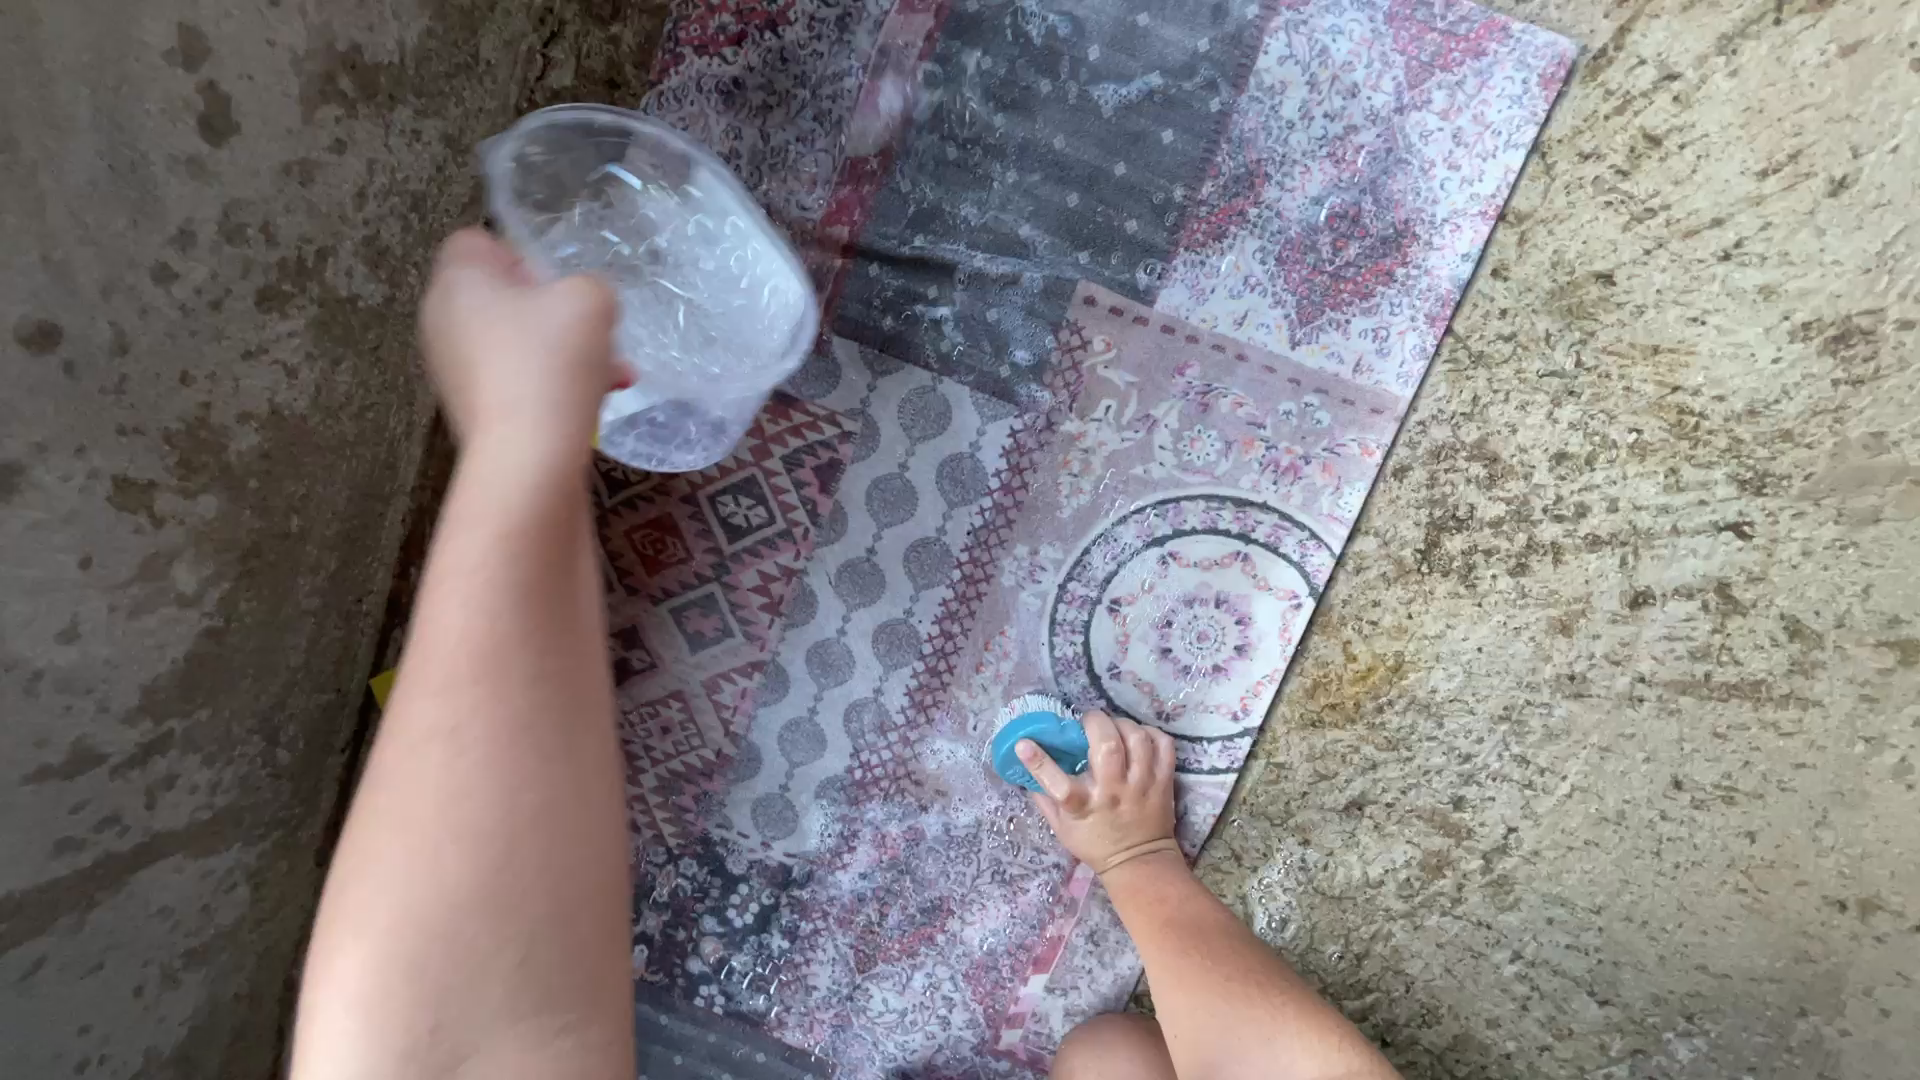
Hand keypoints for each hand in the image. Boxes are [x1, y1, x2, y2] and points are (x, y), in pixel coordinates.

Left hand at [418, 228, 630, 470]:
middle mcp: (443, 320)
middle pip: (506, 300)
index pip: (477, 243)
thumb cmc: (551, 363)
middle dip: (558, 314)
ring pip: (520, 345)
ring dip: (567, 354)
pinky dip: (554, 387)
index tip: (561, 288)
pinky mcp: (477, 410)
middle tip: (594, 333)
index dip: (524, 257)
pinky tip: (595, 401)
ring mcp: (456, 370)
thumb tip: (584, 306)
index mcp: (457, 281)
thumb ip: (592, 288)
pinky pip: (520, 382)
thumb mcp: (591, 302)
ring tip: (614, 374)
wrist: (529, 456)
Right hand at [1019, 710, 1178, 874]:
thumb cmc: (1095, 842)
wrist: (1139, 862)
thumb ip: (1043, 796)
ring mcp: (1142, 784)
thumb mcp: (1061, 827)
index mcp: (1082, 806)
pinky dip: (1150, 733)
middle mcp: (1112, 791)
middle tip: (1088, 722)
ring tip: (1113, 727)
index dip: (1037, 760)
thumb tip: (1025, 762)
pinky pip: (1162, 744)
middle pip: (1108, 745)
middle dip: (1095, 722)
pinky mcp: (1163, 781)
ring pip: (1137, 739)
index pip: (1056, 782)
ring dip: (1122, 724)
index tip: (1024, 743)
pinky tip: (1138, 735)